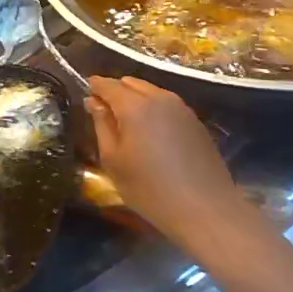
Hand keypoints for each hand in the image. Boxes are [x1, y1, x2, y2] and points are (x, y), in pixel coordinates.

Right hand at [84, 76, 241, 243]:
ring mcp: (181, 107)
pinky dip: (154, 108)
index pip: (109, 85)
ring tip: (126, 121)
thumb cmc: (150, 189)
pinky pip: (167, 104)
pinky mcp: (195, 120)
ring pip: (151, 91)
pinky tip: (151, 131)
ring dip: (136, 98)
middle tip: (104, 110)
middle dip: (116, 90)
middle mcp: (160, 97)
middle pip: (131, 83)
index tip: (87, 92)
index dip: (95, 86)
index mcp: (135, 106)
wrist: (205, 208)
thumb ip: (102, 125)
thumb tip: (94, 102)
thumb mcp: (114, 161)